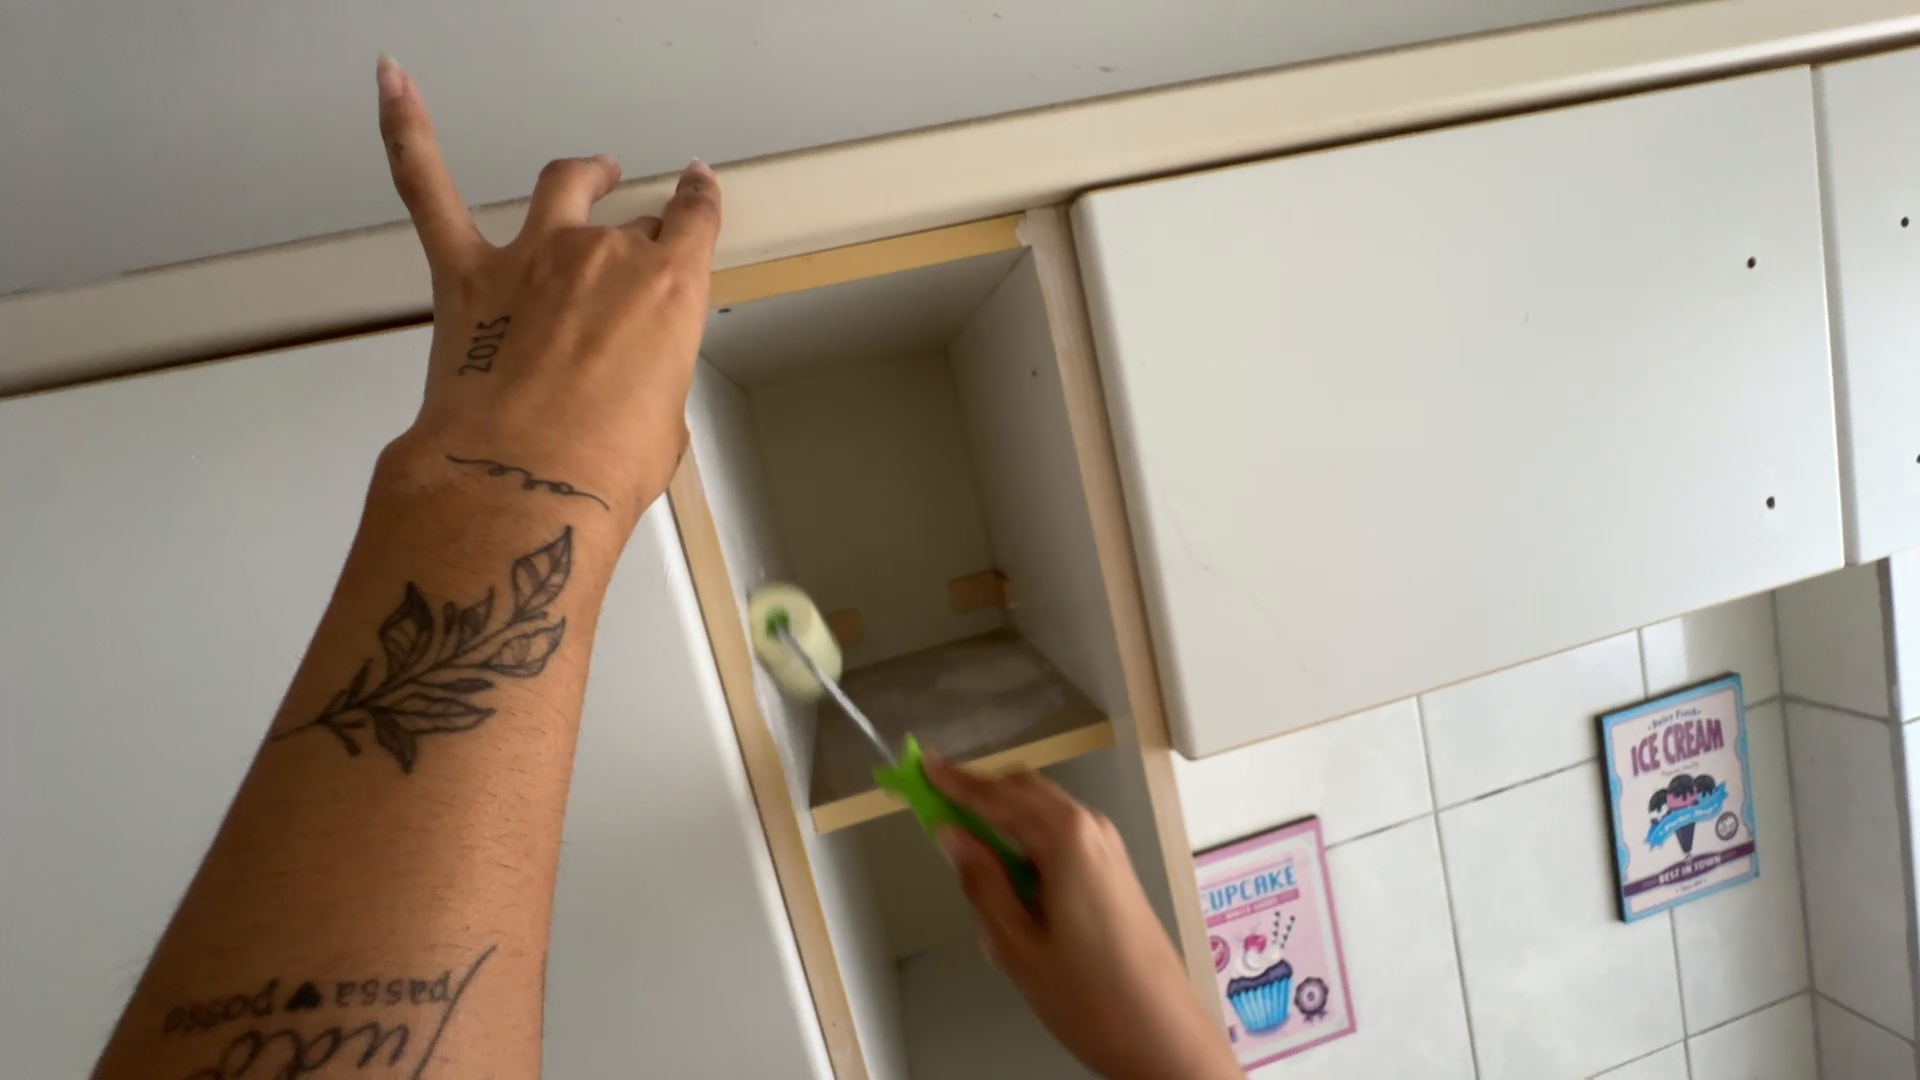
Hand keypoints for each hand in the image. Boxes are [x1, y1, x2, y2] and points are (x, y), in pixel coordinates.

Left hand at [374, 55, 720, 527]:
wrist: (528, 477)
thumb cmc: (609, 462)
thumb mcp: (666, 422)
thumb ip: (654, 378)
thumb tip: (629, 380)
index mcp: (670, 290)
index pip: (694, 222)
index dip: (700, 203)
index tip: (699, 189)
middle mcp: (607, 256)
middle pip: (633, 224)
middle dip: (645, 237)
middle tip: (646, 256)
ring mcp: (534, 257)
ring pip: (563, 187)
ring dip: (584, 175)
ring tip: (593, 170)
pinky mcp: (467, 272)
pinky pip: (429, 187)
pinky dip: (407, 131)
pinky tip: (393, 83)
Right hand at [926, 757, 1242, 1079]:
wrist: (1166, 1036)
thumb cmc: (1088, 996)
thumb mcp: (1015, 943)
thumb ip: (981, 880)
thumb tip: (952, 835)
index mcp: (1064, 838)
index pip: (996, 795)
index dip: (954, 780)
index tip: (923, 764)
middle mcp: (1089, 826)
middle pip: (1022, 789)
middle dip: (978, 790)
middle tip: (936, 799)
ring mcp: (1106, 842)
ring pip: (1042, 807)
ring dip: (1002, 811)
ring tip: (966, 835)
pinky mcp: (1113, 862)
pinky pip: (1060, 828)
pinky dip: (1026, 830)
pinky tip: (1008, 864)